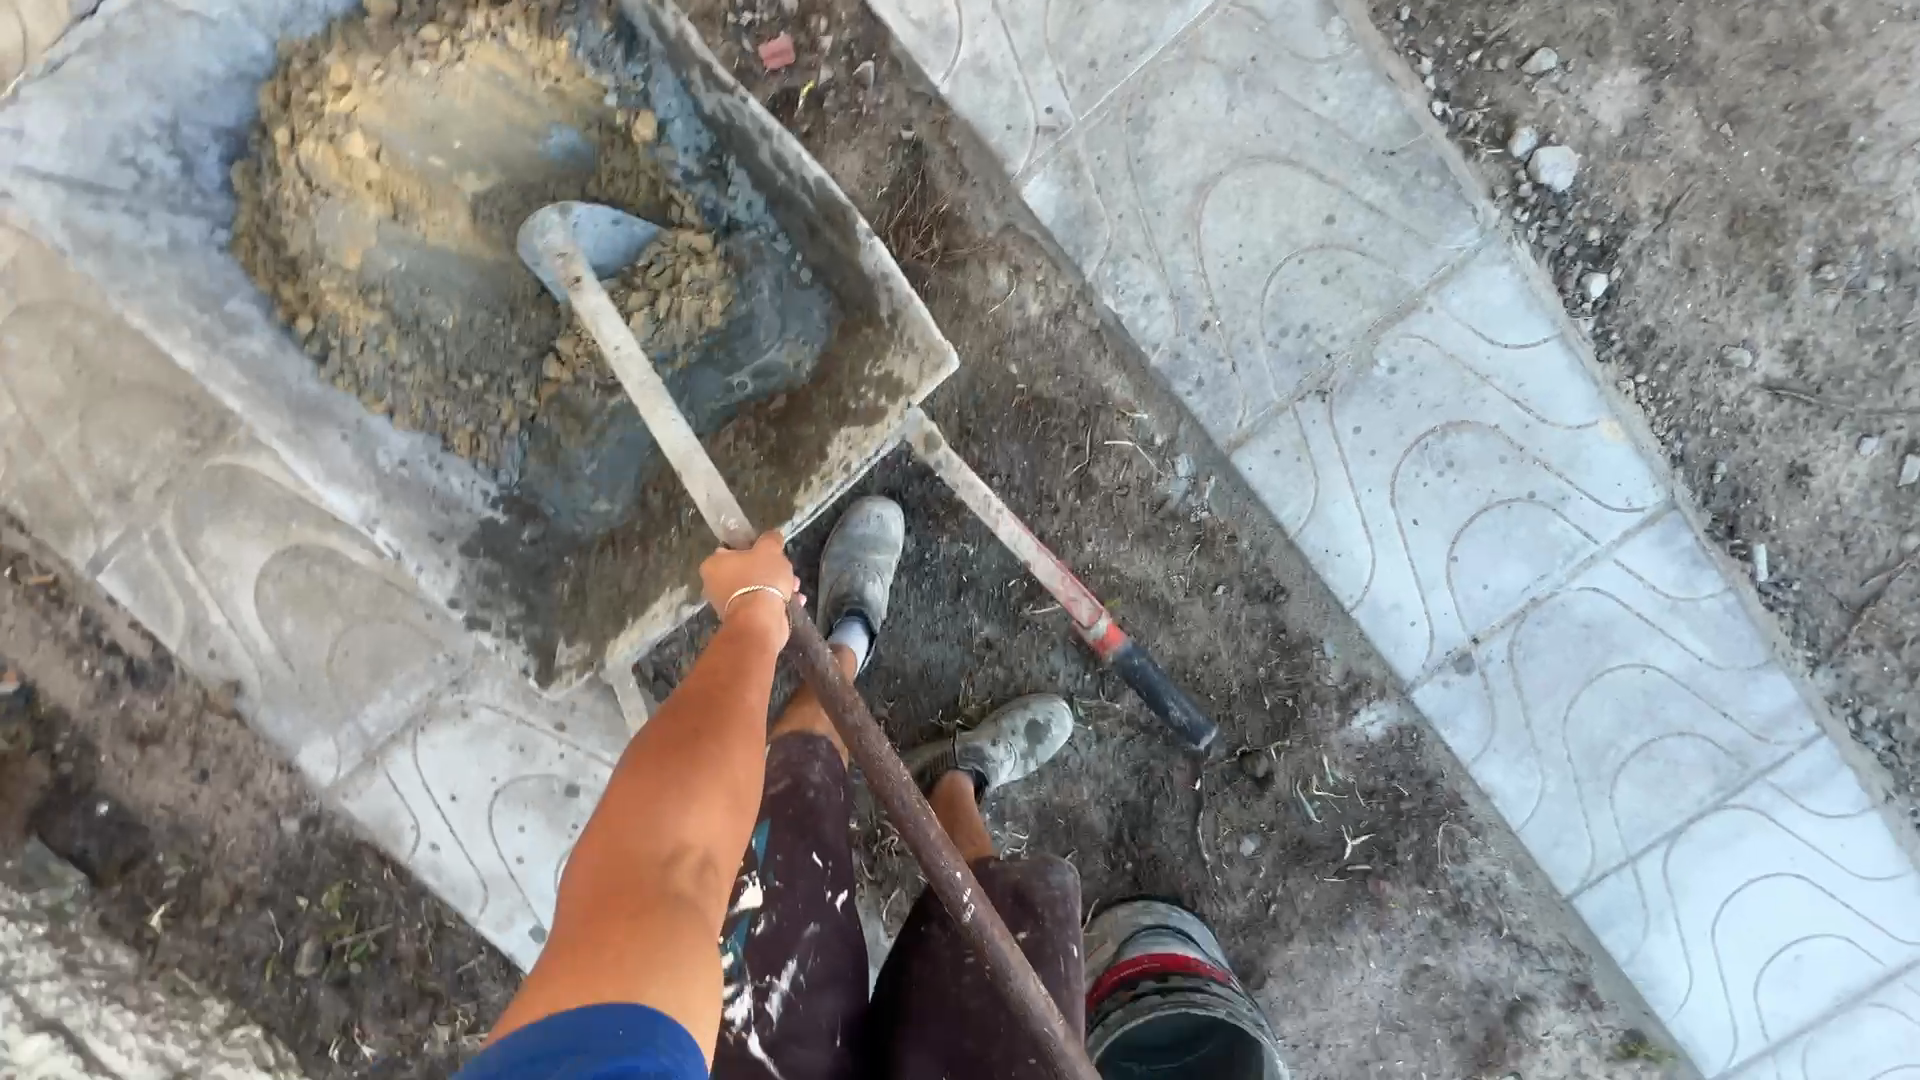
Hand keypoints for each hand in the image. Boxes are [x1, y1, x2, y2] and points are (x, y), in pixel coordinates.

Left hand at [699, 531, 800, 646]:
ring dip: (776, 587)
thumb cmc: (760, 578)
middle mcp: (714, 585)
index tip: (768, 552)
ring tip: (794, 588)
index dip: (751, 549)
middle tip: (785, 570)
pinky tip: (793, 601)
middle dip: (770, 571)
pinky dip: (776, 602)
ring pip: (756, 588)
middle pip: (746, 570)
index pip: (730, 550)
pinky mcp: (742, 620)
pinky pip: (760, 605)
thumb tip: (772, 535)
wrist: (761, 620)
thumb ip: (771, 539)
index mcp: (712, 564)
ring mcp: (727, 605)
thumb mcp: (770, 549)